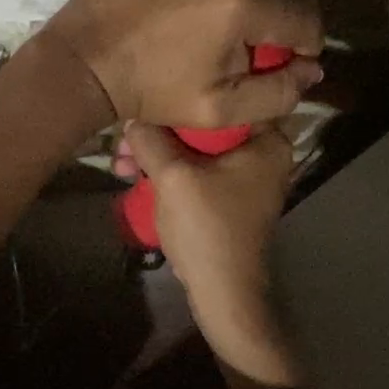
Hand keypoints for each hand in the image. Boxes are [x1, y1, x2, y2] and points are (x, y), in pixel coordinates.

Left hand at [39, 0, 324, 128]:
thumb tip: (313, 71)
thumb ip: (276, 94)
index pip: (305, 15)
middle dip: (302, 3)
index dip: (310, 40)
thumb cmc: (151, 88)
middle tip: (287, 24)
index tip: (299, 52)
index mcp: (240, 5)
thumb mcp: (217, 109)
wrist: (88, 57)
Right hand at [126, 122, 303, 386]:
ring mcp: (246, 176)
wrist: (222, 292)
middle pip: (204, 125)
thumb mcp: (172, 175)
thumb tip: (133, 115)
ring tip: (121, 163)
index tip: (146, 102)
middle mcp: (263, 152)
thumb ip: (150, 137)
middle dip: (160, 132)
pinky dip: (169, 171)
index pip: (225, 96)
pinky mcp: (229, 196)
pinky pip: (196, 169)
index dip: (181, 99)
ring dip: (157, 153)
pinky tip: (134, 174)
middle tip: (124, 141)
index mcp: (266, 139)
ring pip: (194, 148)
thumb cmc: (206, 227)